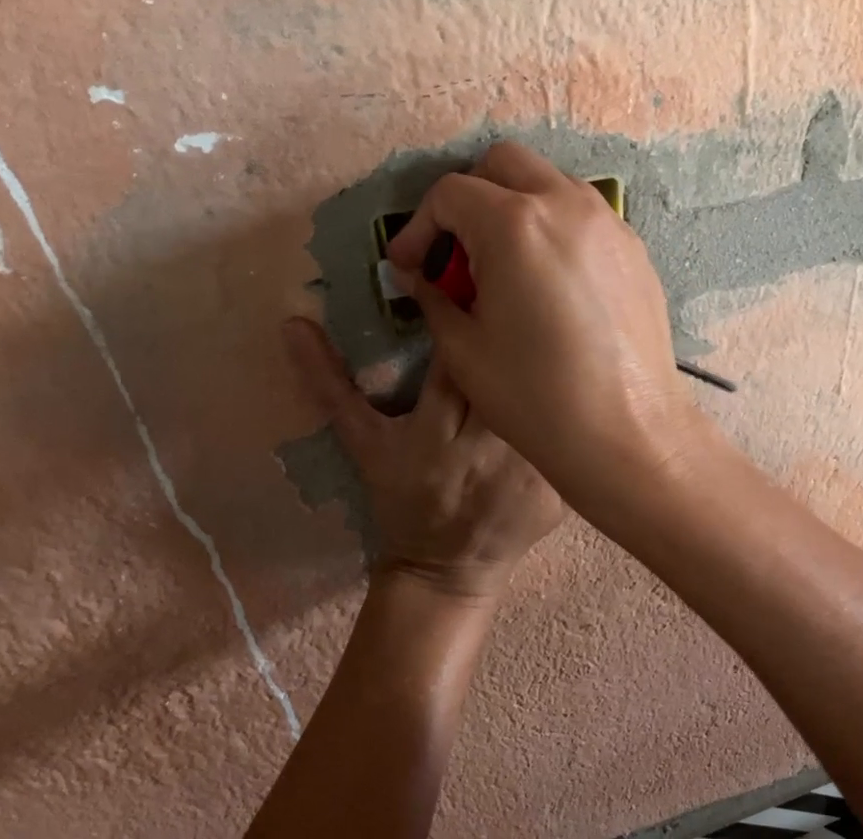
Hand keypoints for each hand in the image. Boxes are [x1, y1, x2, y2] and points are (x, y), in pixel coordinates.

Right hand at [285, 317, 565, 597]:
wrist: (448, 572)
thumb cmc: (404, 500)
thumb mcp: (364, 446)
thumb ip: (330, 385)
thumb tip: (293, 324)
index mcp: (434, 437)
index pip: (454, 362)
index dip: (464, 320)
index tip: (469, 290)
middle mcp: (483, 453)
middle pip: (505, 378)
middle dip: (509, 340)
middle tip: (515, 306)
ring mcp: (526, 476)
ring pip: (543, 402)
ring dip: (543, 372)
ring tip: (545, 342)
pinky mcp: (558, 493)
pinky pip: (570, 435)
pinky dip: (568, 411)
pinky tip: (570, 389)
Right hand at [383, 142, 710, 512]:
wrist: (628, 432)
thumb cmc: (536, 396)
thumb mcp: (464, 349)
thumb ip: (434, 296)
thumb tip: (418, 276)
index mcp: (515, 223)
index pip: (450, 193)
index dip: (418, 228)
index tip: (409, 266)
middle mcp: (566, 205)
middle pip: (503, 163)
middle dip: (468, 197)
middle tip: (455, 251)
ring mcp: (608, 222)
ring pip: (549, 181)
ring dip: (515, 204)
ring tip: (502, 264)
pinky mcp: (634, 248)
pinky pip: (584, 214)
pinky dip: (554, 226)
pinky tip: (547, 279)